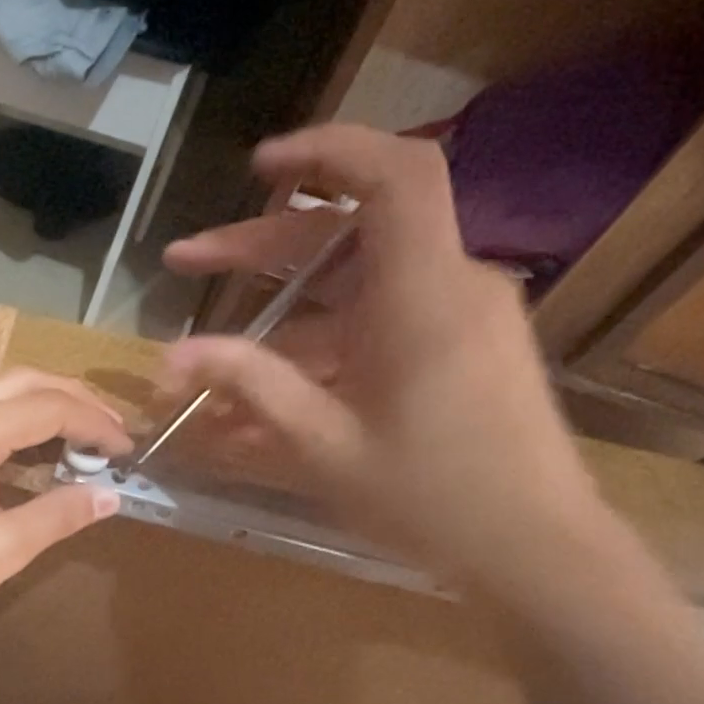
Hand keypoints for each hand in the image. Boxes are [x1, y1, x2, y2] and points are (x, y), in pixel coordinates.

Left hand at [0, 356, 132, 642]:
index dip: (93, 421)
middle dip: (69, 396)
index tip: (124, 447)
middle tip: (105, 426)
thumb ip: (58, 515)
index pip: (46, 408)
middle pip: (18, 380)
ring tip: (60, 411)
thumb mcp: (2, 550)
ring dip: (25, 385)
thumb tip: (110, 495)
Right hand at [159, 124, 599, 579]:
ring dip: (276, 313)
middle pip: (347, 235)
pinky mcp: (457, 349)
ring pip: (354, 286)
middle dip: (258, 247)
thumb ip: (247, 386)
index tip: (258, 167)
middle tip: (183, 264)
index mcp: (423, 295)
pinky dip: (314, 347)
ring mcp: (456, 318)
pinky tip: (259, 396)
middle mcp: (447, 288)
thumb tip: (167, 357)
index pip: (395, 176)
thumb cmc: (430, 496)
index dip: (327, 151)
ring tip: (201, 359)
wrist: (536, 552)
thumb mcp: (321, 443)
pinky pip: (374, 326)